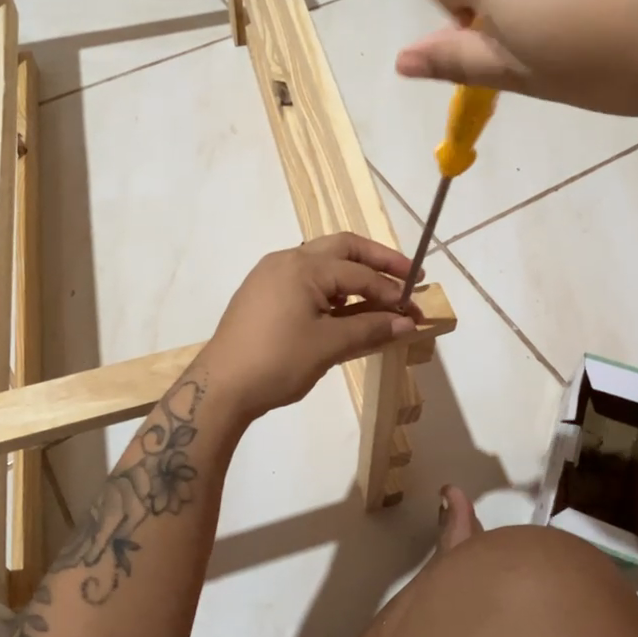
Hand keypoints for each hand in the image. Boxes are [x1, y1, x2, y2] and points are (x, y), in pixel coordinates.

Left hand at [200, 234, 419, 421]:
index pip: (359, 273)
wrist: (221, 387)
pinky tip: (345, 310)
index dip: (391, 291)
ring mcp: (270, 275)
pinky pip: (305, 279)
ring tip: (380, 297)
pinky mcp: (262, 293)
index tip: (416, 310)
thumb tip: (407, 323)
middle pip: (342, 248)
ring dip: (353, 275)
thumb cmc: (278, 362)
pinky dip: (331, 288)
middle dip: (377, 261)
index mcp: (303, 266)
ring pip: (322, 263)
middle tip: (408, 276)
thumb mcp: (329, 346)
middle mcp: (286, 260)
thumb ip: (371, 328)